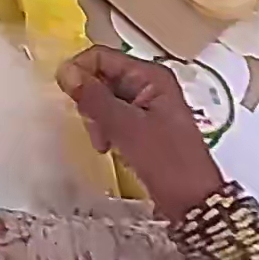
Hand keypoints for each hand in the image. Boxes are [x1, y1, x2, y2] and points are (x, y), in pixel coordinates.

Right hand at [57, 46, 223, 217]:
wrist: (194, 202)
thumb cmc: (166, 160)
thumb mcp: (126, 127)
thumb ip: (94, 97)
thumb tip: (64, 71)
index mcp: (149, 75)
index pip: (102, 57)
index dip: (80, 71)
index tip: (67, 96)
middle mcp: (148, 84)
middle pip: (101, 77)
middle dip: (90, 101)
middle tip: (94, 127)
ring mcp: (145, 105)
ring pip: (103, 99)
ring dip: (96, 119)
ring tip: (104, 143)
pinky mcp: (142, 125)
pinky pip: (112, 117)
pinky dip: (105, 129)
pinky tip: (109, 147)